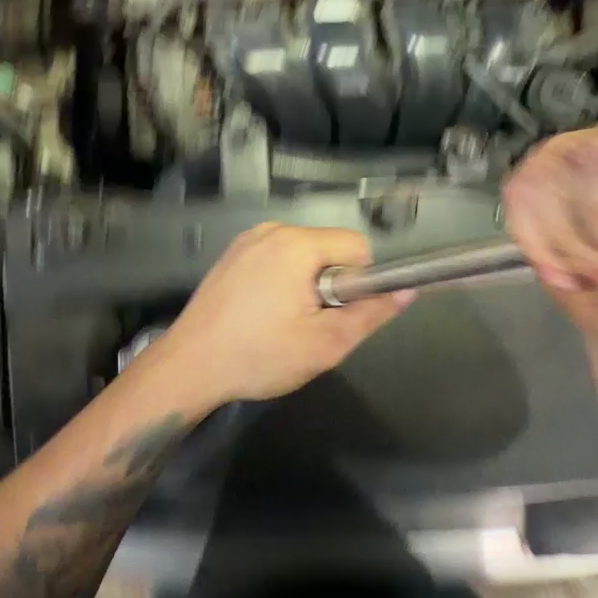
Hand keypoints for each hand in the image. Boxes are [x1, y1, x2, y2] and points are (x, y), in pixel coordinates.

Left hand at [140, 224, 410, 408]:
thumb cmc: (260, 355)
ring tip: (283, 325)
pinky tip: (262, 316)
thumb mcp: (326, 344)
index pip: (357, 246)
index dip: (360, 283)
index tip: (337, 314)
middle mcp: (271, 230)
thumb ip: (371, 314)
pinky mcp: (231, 255)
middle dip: (330, 286)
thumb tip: (407, 291)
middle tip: (308, 326)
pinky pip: (276, 260)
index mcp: (296, 243)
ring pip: (303, 257)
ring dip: (306, 286)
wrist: (189, 366)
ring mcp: (247, 240)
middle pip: (329, 249)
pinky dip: (280, 283)